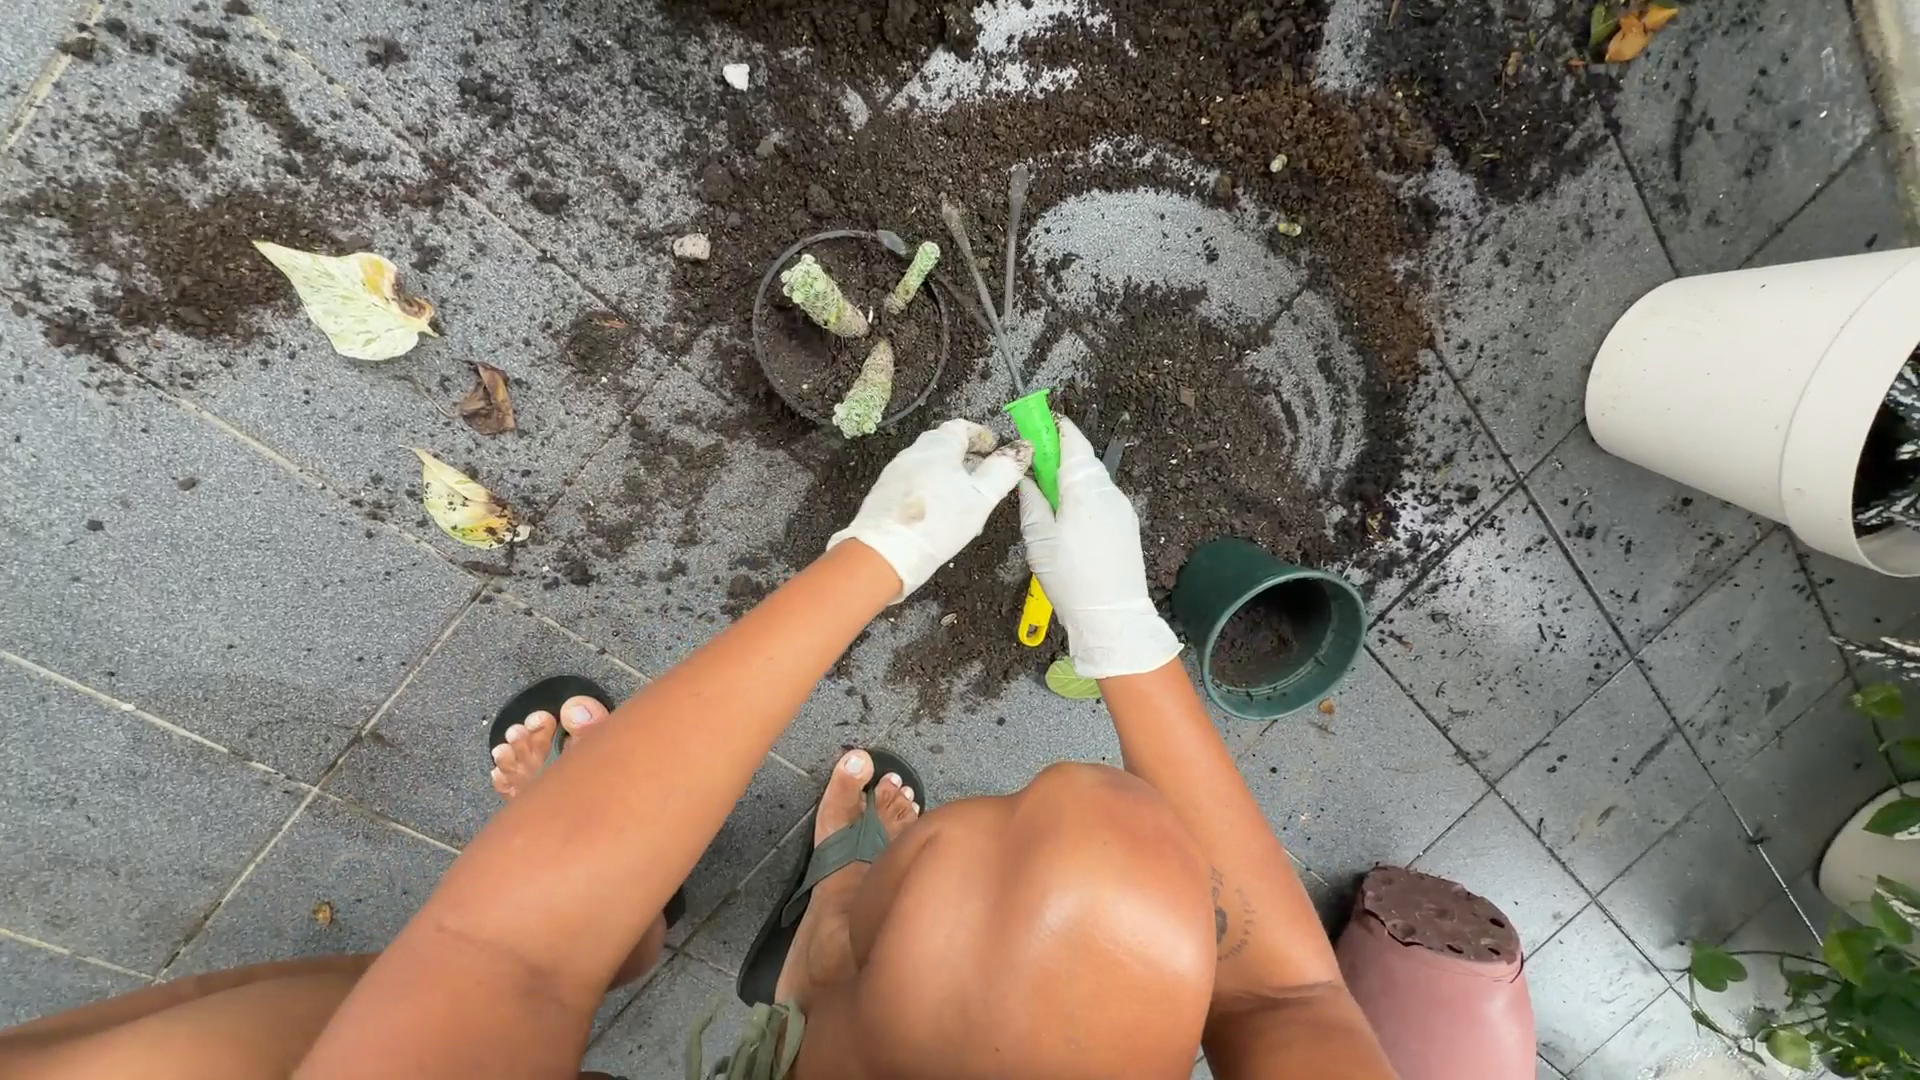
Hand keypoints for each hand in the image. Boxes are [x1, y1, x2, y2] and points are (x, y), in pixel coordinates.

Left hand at [829, 419, 1031, 601]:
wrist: (885, 553)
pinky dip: (931, 488)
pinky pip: (913, 483)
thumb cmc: (939, 522)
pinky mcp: (884, 495)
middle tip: (984, 473)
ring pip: (927, 465)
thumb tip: (1022, 449)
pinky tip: (939, 512)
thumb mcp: (981, 497)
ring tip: (964, 496)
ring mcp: (895, 473)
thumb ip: (1003, 470)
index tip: (994, 448)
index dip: (981, 435)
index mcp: (937, 446)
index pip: (961, 427)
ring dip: (948, 474)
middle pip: (943, 445)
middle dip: (965, 456)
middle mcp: (912, 453)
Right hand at [1017, 418, 1181, 678]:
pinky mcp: (1127, 525)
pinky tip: (1069, 517)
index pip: (1073, 442)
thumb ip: (1031, 501)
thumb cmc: (1071, 578)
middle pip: (1083, 460)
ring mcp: (1122, 508)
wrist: (1112, 615)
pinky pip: (1103, 498)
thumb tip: (1026, 477)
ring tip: (1048, 496)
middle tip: (1034, 464)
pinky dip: (1084, 496)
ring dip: (1071, 478)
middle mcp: (1108, 491)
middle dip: (1059, 455)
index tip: (1038, 422)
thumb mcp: (1038, 540)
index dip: (1056, 428)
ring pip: (1093, 480)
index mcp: (1084, 490)